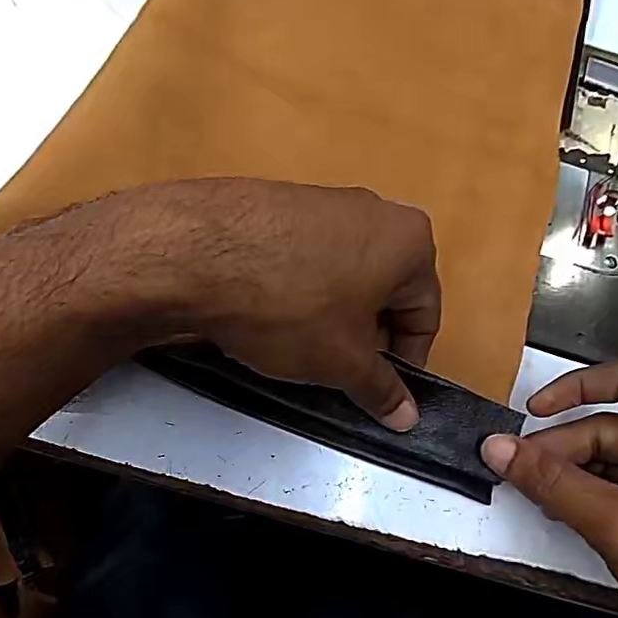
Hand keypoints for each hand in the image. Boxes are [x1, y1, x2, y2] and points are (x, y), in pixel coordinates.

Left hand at [112, 178, 440, 429]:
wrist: (193, 253)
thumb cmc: (289, 306)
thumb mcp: (343, 361)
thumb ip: (381, 389)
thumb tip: (408, 417)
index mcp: (409, 240)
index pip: (424, 316)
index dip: (405, 363)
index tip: (380, 391)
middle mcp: (374, 209)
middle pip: (385, 293)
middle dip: (366, 339)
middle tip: (338, 372)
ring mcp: (323, 200)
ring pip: (344, 277)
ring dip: (333, 317)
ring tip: (298, 346)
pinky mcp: (279, 204)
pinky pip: (306, 260)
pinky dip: (300, 292)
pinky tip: (270, 314)